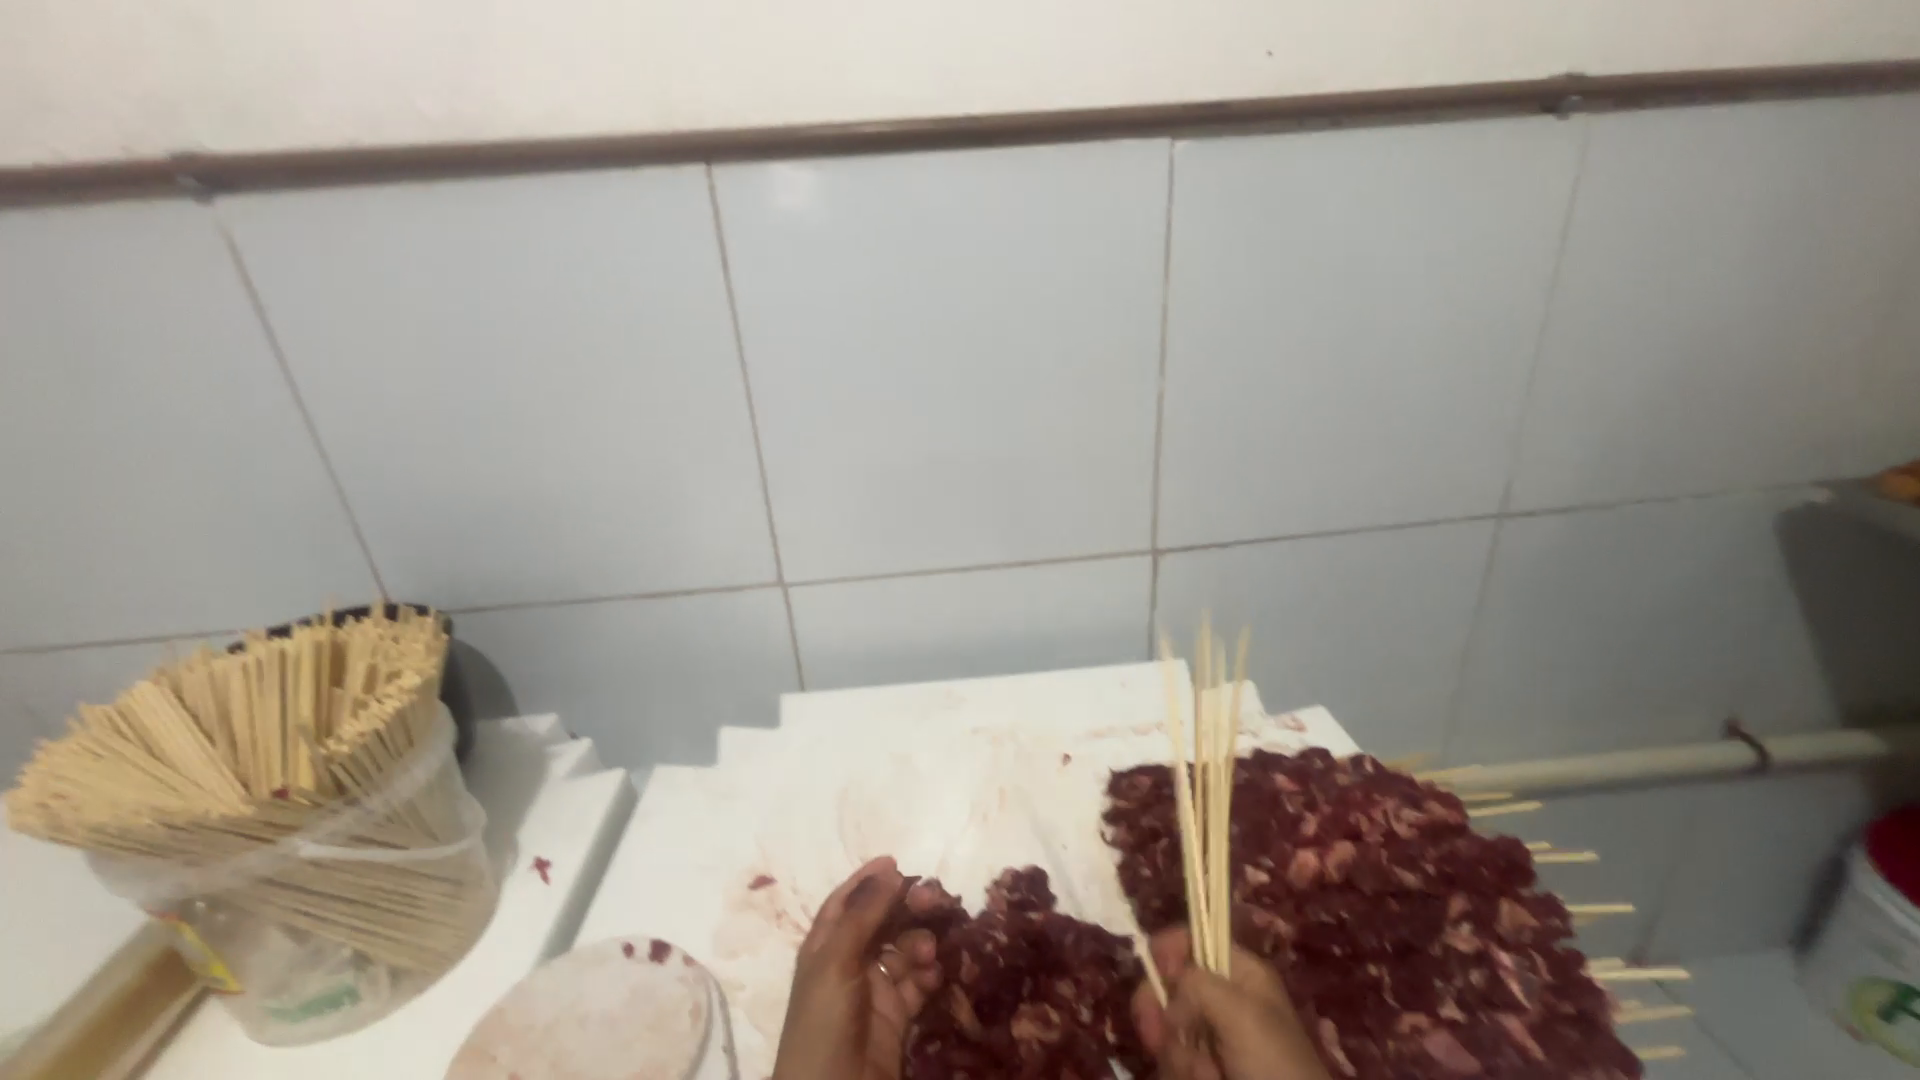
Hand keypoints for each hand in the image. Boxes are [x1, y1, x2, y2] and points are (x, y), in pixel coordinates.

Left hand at [772, 857, 943, 1079]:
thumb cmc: (822, 1023)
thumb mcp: (835, 962)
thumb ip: (863, 915)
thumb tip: (890, 869)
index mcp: (824, 946)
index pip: (846, 902)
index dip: (868, 880)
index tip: (896, 861)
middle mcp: (848, 963)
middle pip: (881, 922)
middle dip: (905, 907)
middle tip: (932, 899)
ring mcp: (873, 991)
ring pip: (903, 951)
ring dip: (919, 943)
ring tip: (928, 951)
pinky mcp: (896, 1017)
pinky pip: (917, 984)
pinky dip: (928, 975)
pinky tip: (933, 974)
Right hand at [1131, 927, 1331, 1079]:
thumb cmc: (1274, 1064)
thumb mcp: (1239, 1012)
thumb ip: (1196, 985)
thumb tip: (1169, 997)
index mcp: (1239, 973)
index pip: (1191, 940)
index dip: (1167, 951)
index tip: (1155, 974)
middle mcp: (1223, 999)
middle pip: (1169, 986)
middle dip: (1162, 1013)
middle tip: (1156, 1034)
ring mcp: (1213, 1037)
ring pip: (1168, 1029)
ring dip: (1177, 1053)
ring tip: (1205, 1074)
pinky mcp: (1206, 1068)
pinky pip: (1174, 1059)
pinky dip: (1182, 1071)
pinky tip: (1205, 1079)